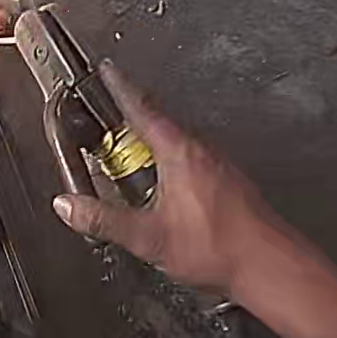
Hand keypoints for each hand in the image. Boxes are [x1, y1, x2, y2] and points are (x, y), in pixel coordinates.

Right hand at [49, 62, 285, 294]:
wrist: (268, 267)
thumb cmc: (219, 248)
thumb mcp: (147, 236)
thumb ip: (102, 219)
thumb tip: (67, 206)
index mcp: (180, 153)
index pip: (143, 109)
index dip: (120, 88)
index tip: (107, 71)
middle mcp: (201, 152)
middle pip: (156, 124)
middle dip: (127, 123)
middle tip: (103, 128)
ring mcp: (215, 166)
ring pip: (172, 143)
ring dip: (146, 147)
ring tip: (125, 163)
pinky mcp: (223, 182)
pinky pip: (186, 160)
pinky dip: (164, 164)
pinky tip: (158, 189)